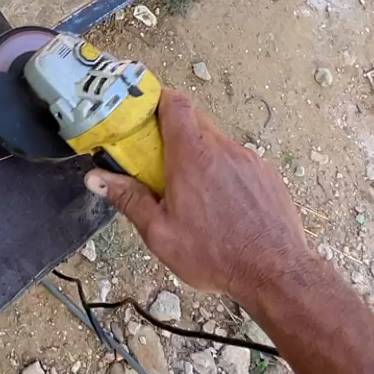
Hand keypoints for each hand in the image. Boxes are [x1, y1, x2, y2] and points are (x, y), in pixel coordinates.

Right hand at [85, 92, 310, 304]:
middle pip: (194, 120)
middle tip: (160, 160)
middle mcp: (221, 148)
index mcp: (191, 156)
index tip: (144, 112)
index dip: (158, 100)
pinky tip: (222, 205)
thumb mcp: (160, 233)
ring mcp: (248, 160)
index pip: (175, 103)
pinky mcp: (266, 175)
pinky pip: (238, 162)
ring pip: (216, 143)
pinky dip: (224, 173)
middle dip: (174, 133)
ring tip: (193, 192)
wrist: (277, 274)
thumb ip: (128, 199)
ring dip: (200, 157)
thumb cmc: (216, 255)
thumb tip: (96, 178)